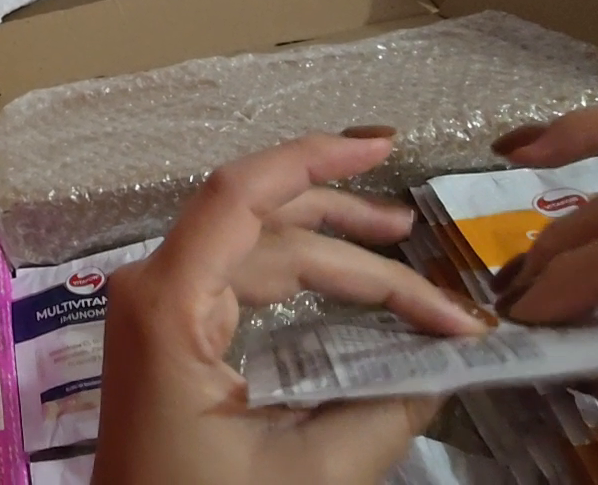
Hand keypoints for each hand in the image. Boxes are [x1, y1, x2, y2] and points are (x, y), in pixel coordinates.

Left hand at [91, 133, 485, 484]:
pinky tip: (349, 299)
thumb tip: (439, 365)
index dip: (307, 160)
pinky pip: (240, 284)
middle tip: (423, 242)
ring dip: (327, 254)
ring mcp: (161, 300)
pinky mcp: (172, 323)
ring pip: (253, 253)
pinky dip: (299, 287)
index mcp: (170, 301)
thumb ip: (376, 413)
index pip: (236, 197)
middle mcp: (158, 283)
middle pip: (259, 227)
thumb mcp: (301, 475)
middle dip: (345, 231)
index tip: (378, 145)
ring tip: (403, 258)